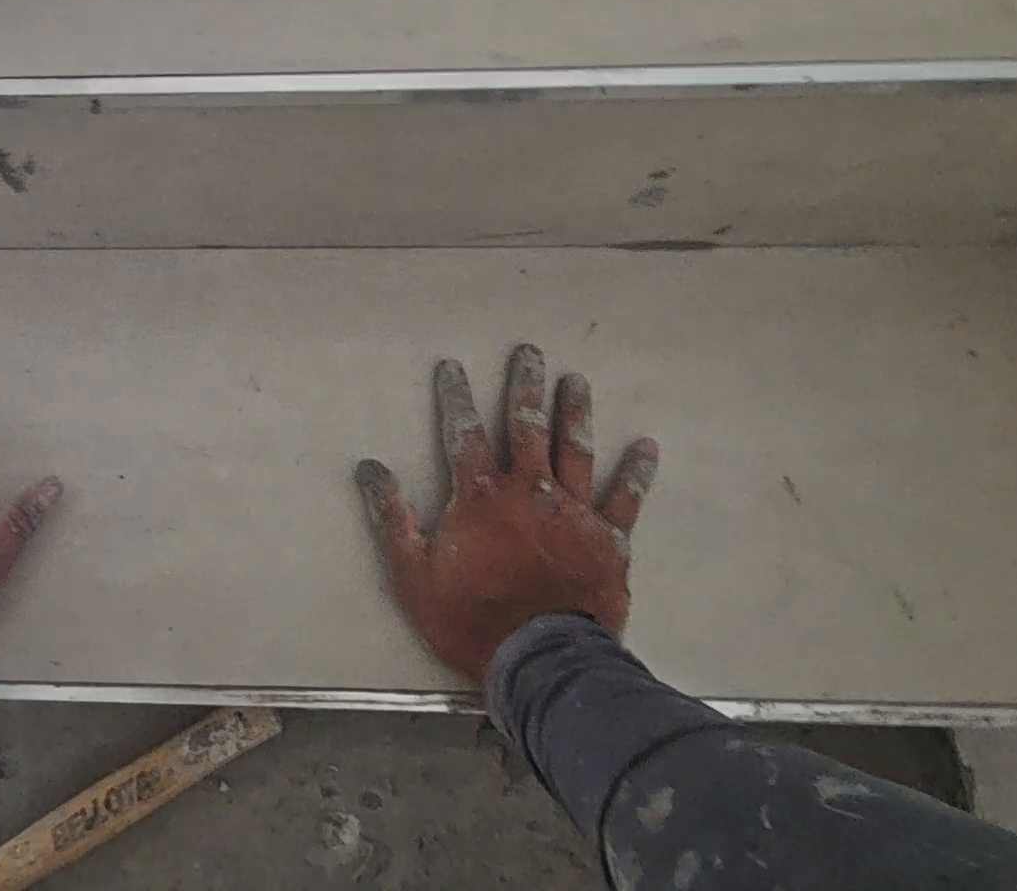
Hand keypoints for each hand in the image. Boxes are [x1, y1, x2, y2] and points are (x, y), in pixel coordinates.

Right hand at [355, 345, 657, 682]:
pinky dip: (636, 471)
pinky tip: (646, 445)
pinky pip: (626, 497)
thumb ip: (392, 517)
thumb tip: (370, 469)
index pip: (463, 432)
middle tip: (530, 353)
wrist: (539, 663)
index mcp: (481, 495)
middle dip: (525, 386)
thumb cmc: (470, 616)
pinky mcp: (609, 538)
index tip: (452, 366)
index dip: (455, 396)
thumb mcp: (412, 572)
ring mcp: (573, 511)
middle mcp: (529, 490)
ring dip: (575, 411)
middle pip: (526, 425)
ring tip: (577, 381)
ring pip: (575, 448)